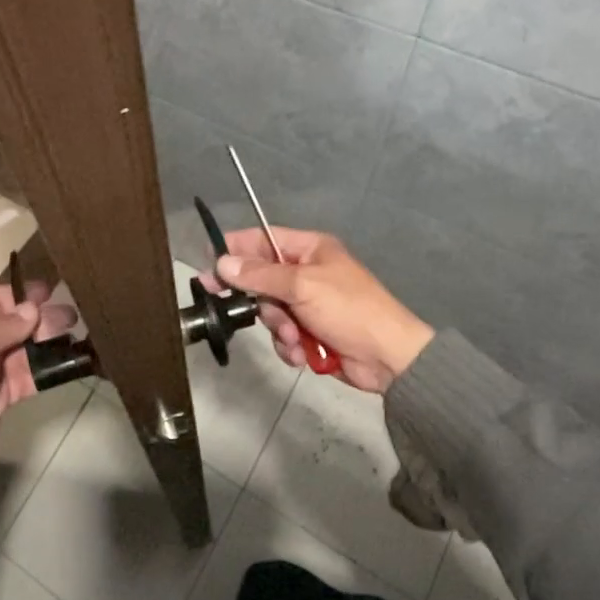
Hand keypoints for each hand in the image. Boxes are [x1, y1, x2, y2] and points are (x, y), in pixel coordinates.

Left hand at [0, 281, 78, 484]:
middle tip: (71, 316)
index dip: (22, 295)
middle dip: (41, 318)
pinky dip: (47, 368)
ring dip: (48, 342)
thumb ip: (7, 325)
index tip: (51, 291)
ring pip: (25, 348)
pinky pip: (29, 374)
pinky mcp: (4, 392)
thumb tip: (32, 308)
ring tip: (75, 334)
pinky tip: (68, 360)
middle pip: (14, 323)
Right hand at [214, 227, 433, 393]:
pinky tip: (303, 353)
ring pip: (270, 312)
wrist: (390, 359)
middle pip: (261, 281)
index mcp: (310, 249)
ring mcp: (309, 305)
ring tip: (296, 338)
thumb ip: (259, 274)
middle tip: (255, 312)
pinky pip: (283, 335)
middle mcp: (307, 273)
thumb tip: (222, 262)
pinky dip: (290, 346)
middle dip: (263, 303)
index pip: (261, 240)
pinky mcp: (312, 333)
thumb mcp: (302, 286)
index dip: (235, 250)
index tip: (209, 266)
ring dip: (279, 329)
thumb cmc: (349, 310)